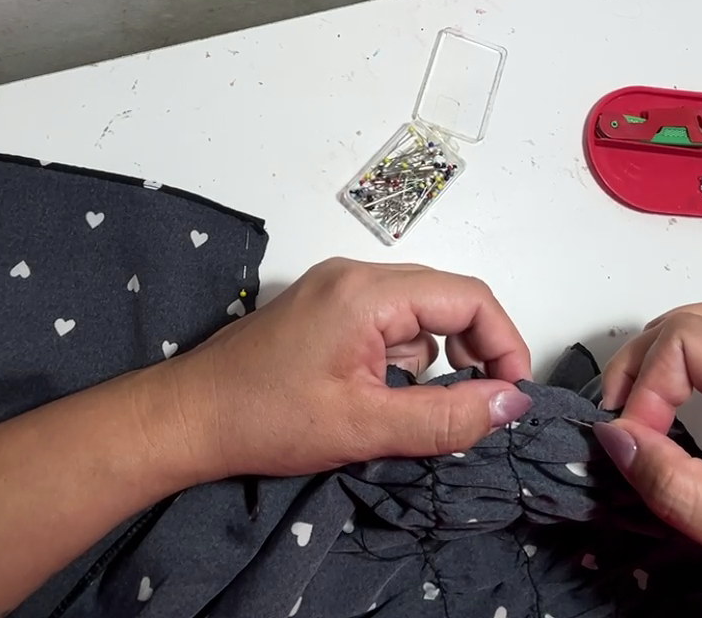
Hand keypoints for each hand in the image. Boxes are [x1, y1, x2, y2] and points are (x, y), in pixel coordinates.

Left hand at [161, 258, 533, 479]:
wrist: (191, 415)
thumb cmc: (264, 416)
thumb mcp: (365, 426)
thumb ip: (445, 416)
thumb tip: (509, 402)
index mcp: (368, 291)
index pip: (468, 295)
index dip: (503, 342)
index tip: (510, 393)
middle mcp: (356, 275)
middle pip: (446, 295)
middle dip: (472, 348)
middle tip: (476, 402)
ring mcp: (339, 287)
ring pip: (419, 309)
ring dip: (434, 355)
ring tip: (407, 404)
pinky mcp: (327, 305)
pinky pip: (389, 318)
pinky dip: (402, 353)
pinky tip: (376, 391)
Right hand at [591, 299, 701, 617]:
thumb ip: (682, 488)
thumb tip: (614, 436)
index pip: (699, 342)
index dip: (648, 380)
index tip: (630, 437)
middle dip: (649, 355)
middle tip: (620, 410)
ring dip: (672, 355)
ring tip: (640, 401)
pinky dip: (701, 370)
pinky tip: (689, 402)